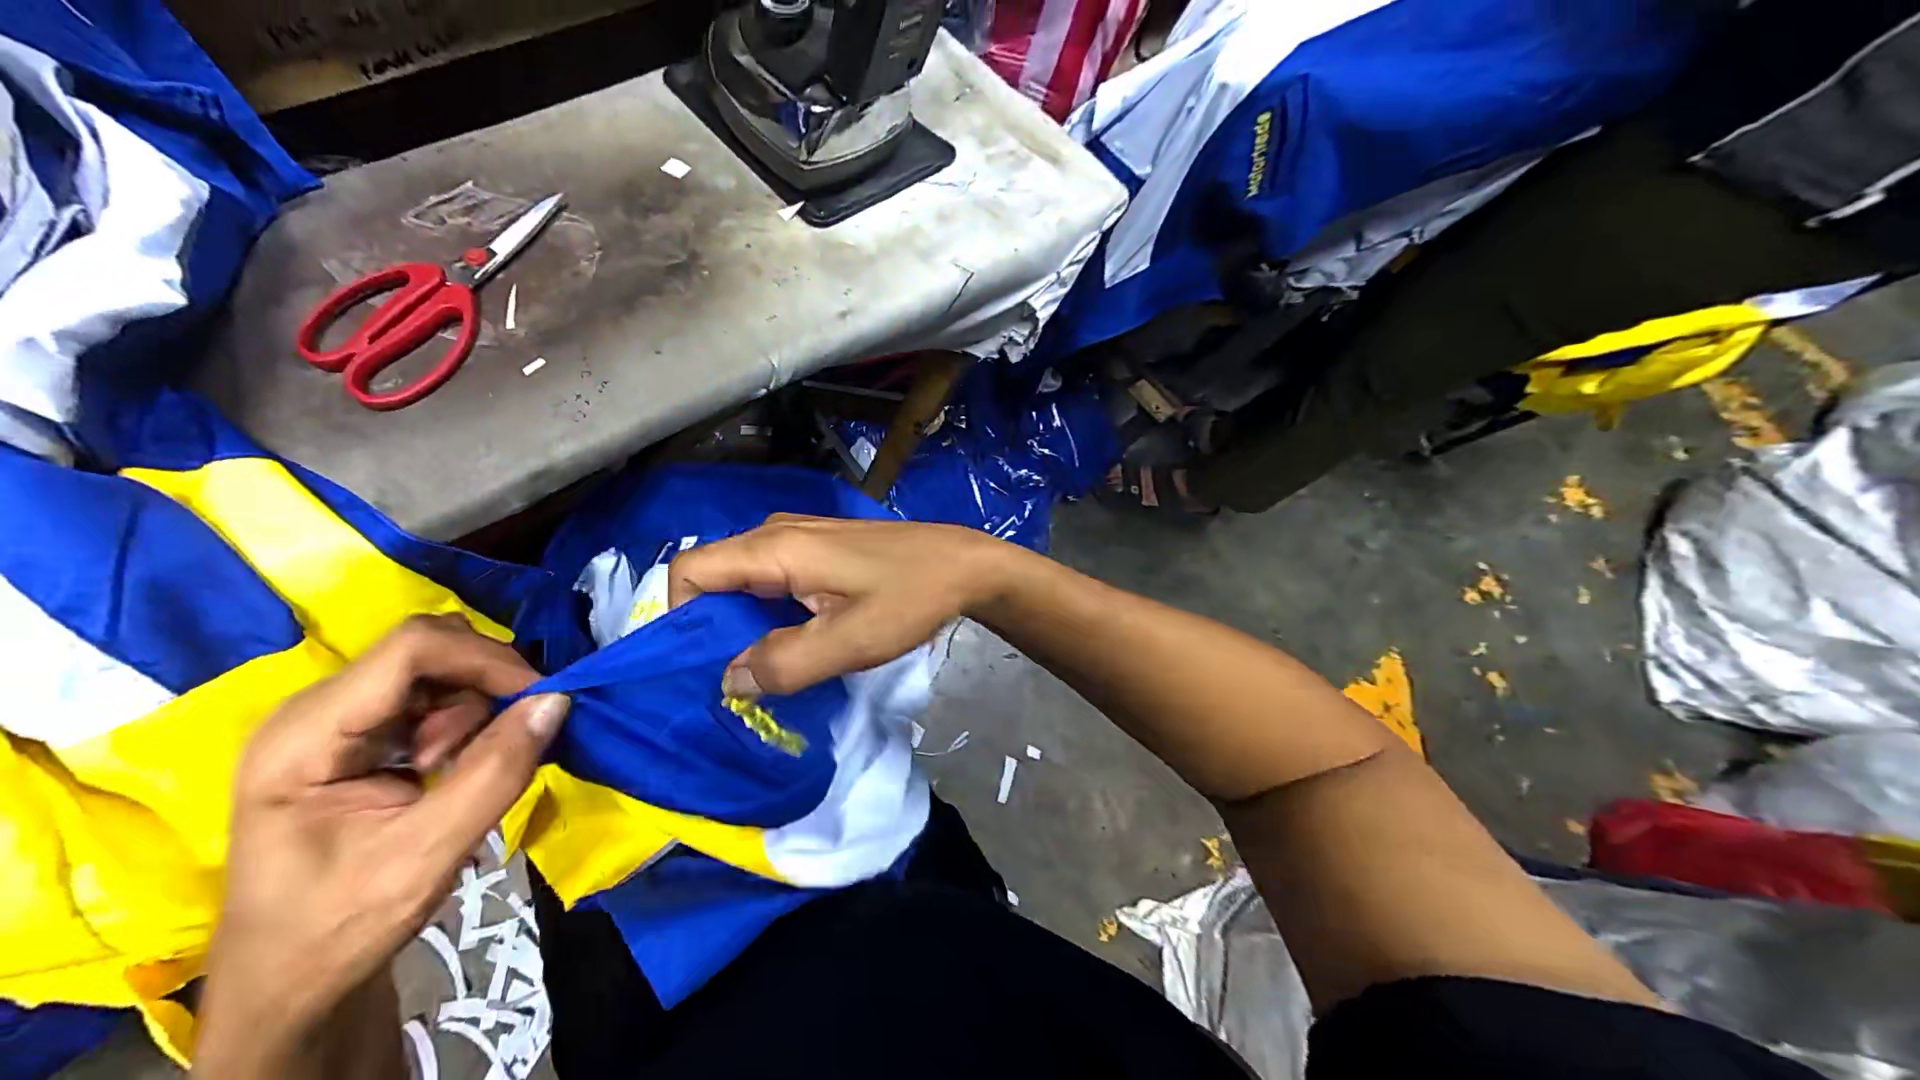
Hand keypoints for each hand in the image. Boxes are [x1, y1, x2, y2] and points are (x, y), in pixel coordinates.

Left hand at [193, 615, 568, 1076]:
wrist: (293, 981)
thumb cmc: (343, 926)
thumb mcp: (428, 854)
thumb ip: (496, 773)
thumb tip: (557, 700)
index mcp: (306, 736)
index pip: (411, 649)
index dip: (485, 660)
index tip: (538, 700)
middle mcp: (315, 711)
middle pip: (426, 651)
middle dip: (480, 687)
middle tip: (491, 748)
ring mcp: (335, 721)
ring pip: (436, 670)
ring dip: (471, 710)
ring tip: (454, 773)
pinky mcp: (359, 735)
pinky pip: (431, 696)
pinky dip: (464, 721)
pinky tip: (449, 768)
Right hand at [669, 515, 1021, 697]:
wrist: (967, 565)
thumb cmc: (911, 598)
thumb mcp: (851, 642)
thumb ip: (786, 664)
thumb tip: (729, 681)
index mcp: (776, 549)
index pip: (690, 571)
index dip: (678, 618)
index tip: (699, 664)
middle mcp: (777, 533)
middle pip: (713, 576)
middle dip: (711, 628)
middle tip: (734, 676)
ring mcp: (799, 536)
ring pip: (742, 580)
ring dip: (742, 623)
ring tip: (765, 665)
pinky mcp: (819, 547)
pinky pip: (771, 578)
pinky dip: (767, 611)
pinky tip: (795, 639)